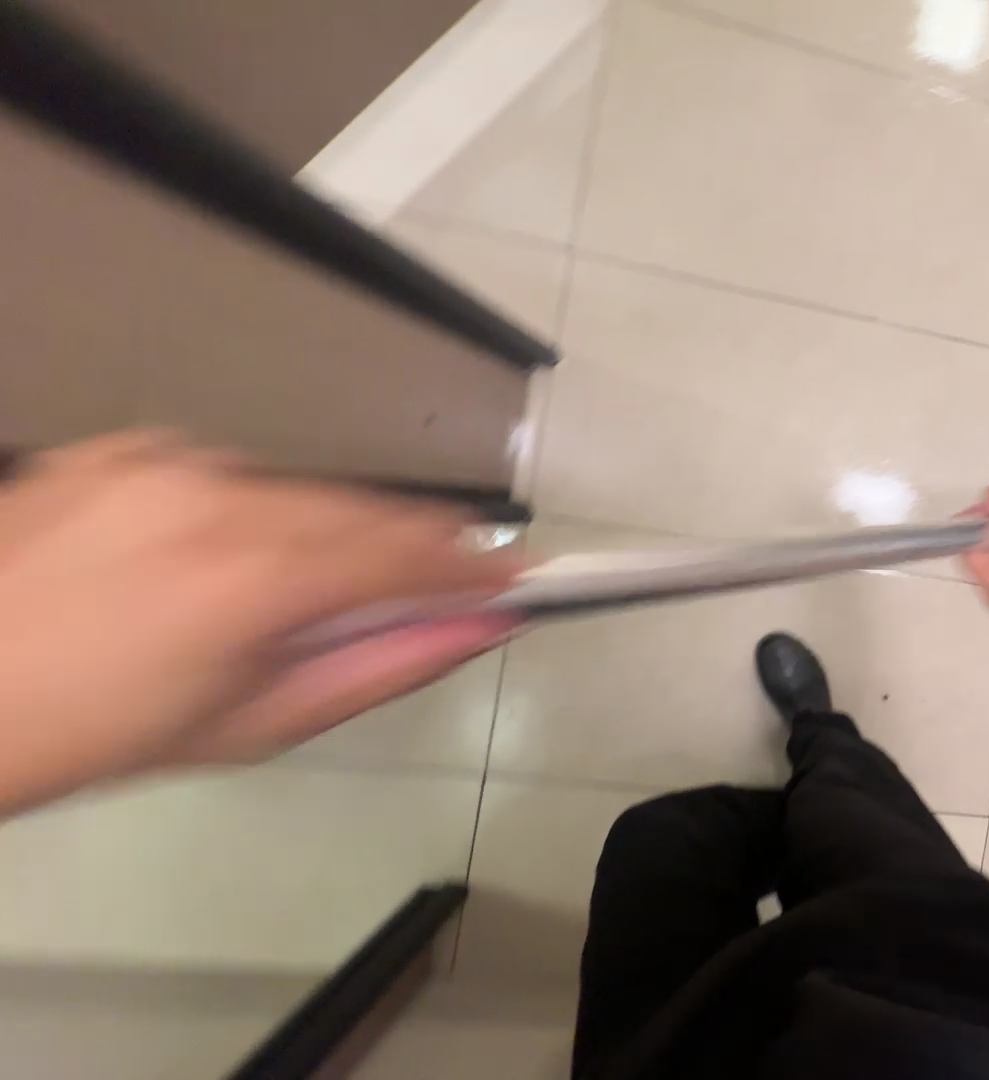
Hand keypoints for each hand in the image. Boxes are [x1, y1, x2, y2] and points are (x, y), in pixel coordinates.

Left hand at [0, 432, 523, 812]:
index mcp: (258, 578)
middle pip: (374, 515)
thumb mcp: (266, 722)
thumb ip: (394, 664)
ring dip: (349, 532)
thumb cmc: (110, 732)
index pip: (412, 556)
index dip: (477, 568)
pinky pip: (246, 476)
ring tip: (337, 577)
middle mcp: (222, 501)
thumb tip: (491, 624)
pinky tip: (239, 550)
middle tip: (451, 579)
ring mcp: (169, 467)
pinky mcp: (129, 452)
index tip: (525, 576)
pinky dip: (271, 511)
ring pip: (317, 493)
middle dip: (421, 549)